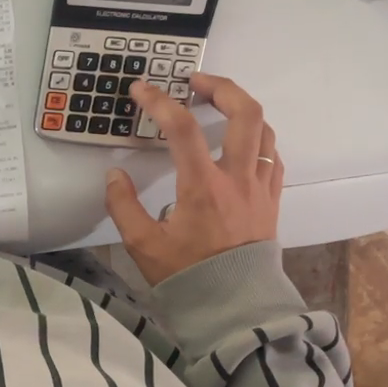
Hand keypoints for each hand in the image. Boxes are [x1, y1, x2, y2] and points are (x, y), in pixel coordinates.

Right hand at [104, 74, 282, 284]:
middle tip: (195, 82)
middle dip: (221, 86)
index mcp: (202, 186)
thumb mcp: (141, 245)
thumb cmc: (185, 275)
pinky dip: (256, 137)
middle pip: (245, 112)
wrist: (232, 304)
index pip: (182, 129)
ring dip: (242, 108)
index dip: (159, 102)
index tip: (142, 90)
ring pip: (264, 129)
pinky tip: (241, 142)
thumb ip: (123, 206)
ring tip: (218, 106)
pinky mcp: (271, 199)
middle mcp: (237, 178)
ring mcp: (260, 186)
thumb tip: (115, 175)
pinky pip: (272, 155)